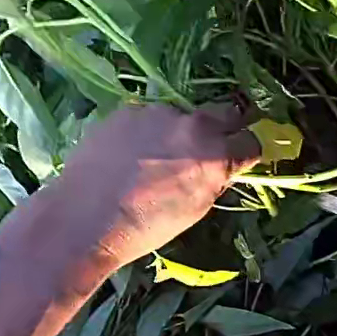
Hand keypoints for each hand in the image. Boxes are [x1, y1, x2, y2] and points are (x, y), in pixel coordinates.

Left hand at [54, 104, 260, 267]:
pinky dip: (147, 130)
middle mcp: (193, 125)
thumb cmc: (146, 226)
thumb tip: (222, 166)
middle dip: (225, 126)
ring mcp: (159, 112)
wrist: (85, 215)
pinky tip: (129, 152)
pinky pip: (149, 116)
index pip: (251, 141)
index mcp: (216, 155)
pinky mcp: (129, 109)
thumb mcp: (195, 209)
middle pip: (225, 112)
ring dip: (179, 129)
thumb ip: (215, 180)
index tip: (241, 155)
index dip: (247, 149)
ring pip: (182, 115)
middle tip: (212, 143)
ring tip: (155, 155)